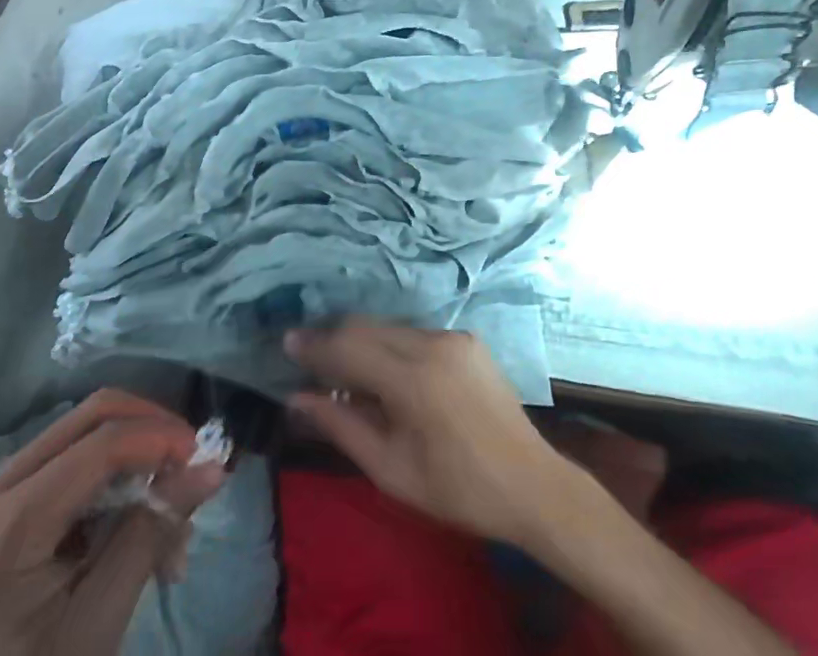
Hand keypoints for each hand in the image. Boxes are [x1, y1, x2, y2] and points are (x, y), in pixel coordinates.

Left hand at [0, 390, 226, 655]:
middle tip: (192, 472)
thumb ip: (151, 535)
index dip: (164, 438)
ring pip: (86, 434)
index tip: (210, 464)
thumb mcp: (96, 619)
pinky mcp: (1, 500)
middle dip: (154, 432)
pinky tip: (133, 532)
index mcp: (10, 518)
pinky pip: (70, 461)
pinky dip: (113, 481)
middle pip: (94, 415)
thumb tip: (212, 469)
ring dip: (138, 461)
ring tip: (169, 530)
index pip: (103, 441)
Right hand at [285, 318, 587, 546]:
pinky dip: (388, 345)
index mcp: (413, 379)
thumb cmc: (457, 490)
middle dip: (331, 337)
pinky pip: (414, 334)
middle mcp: (433, 344)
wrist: (532, 485)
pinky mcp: (467, 340)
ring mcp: (454, 338)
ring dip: (360, 340)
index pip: (348, 347)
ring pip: (389, 328)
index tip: (285, 344)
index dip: (313, 346)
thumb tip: (296, 398)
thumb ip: (341, 425)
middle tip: (304, 352)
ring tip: (337, 364)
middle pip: (366, 328)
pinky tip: (380, 368)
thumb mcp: (390, 469)